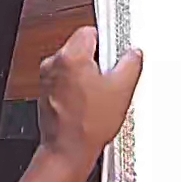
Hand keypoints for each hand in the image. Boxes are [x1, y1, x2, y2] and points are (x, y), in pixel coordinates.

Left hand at [37, 26, 141, 170]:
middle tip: (112, 78)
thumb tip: (133, 54)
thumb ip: (131, 63)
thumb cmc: (87, 125)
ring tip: (101, 95)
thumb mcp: (121, 90)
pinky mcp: (46, 93)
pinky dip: (78, 87)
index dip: (107, 41)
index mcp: (70, 57)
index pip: (90, 31)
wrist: (67, 151)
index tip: (117, 50)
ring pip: (73, 66)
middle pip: (81, 48)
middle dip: (98, 61)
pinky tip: (90, 103)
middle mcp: (53, 64)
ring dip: (88, 75)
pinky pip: (66, 81)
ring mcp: (47, 79)